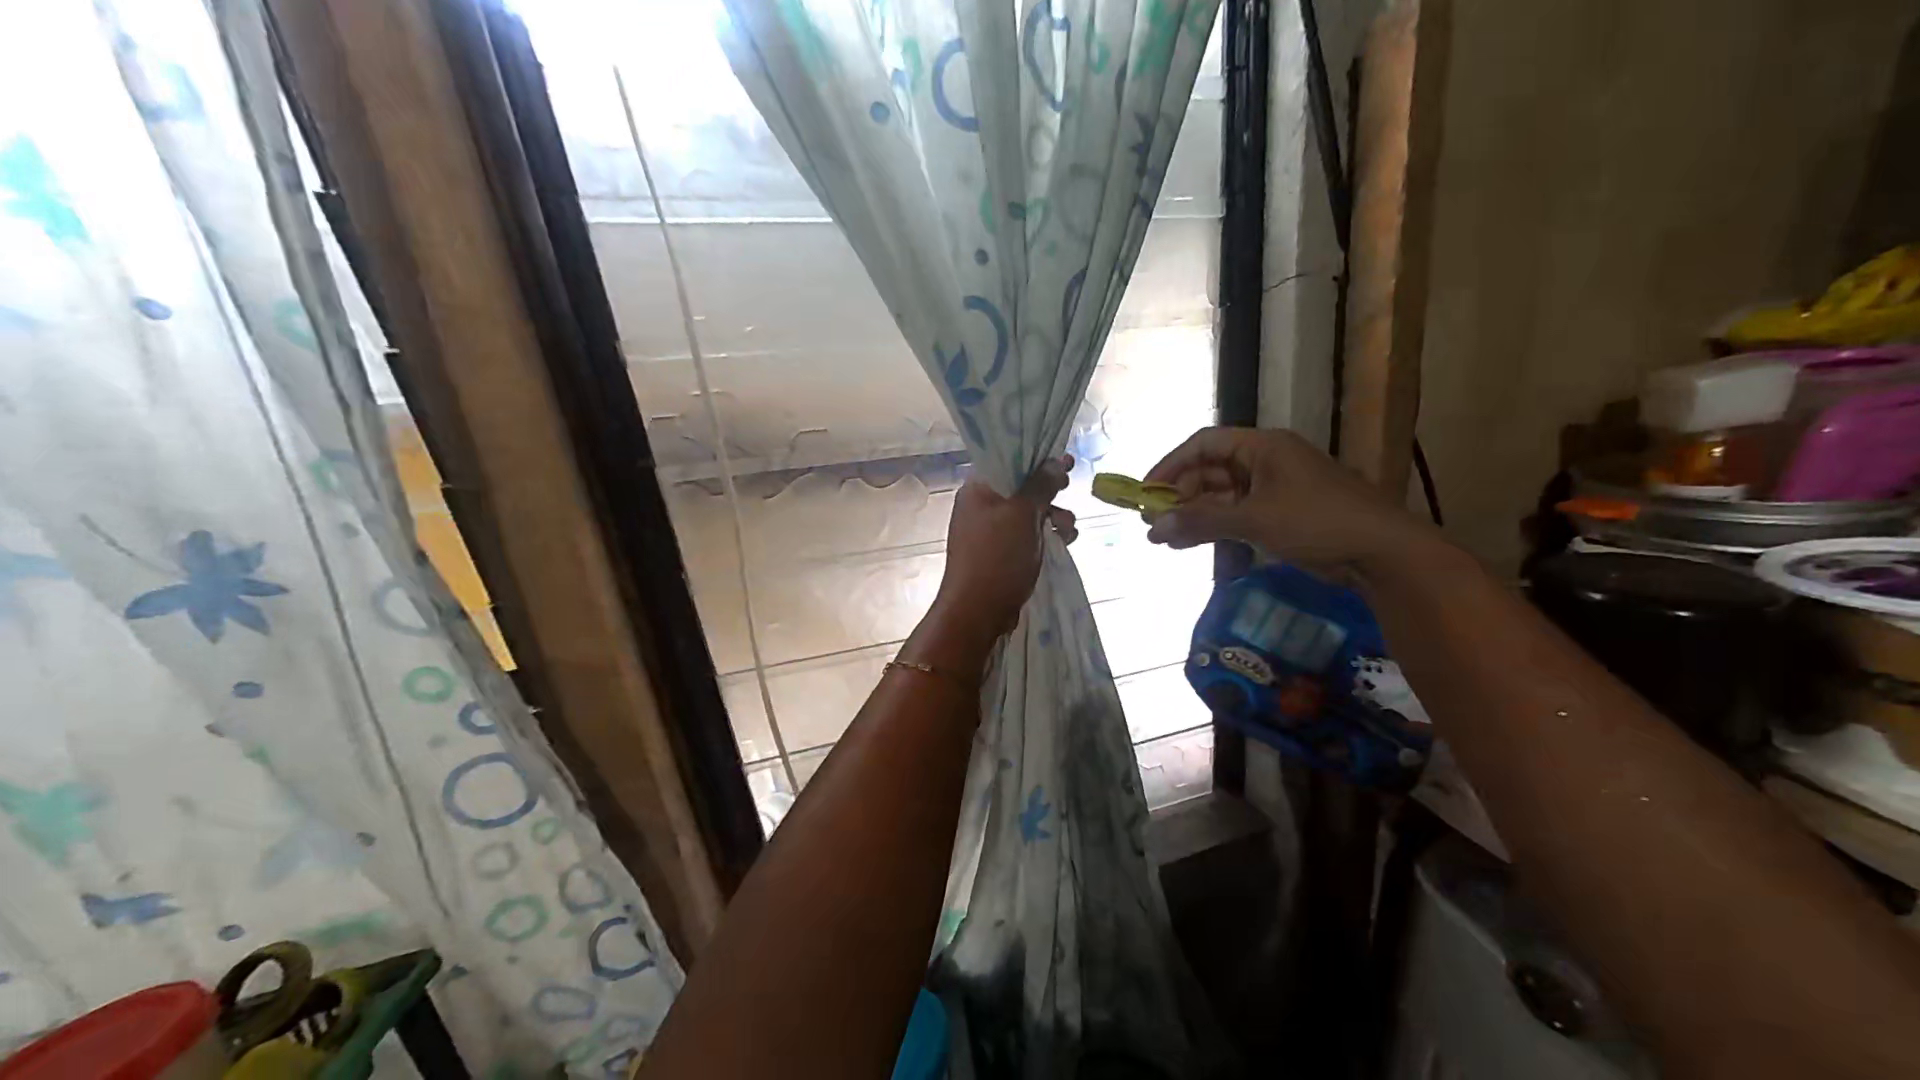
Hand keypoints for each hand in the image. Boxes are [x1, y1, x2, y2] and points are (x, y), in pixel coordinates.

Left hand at [931, 456, 1077, 641]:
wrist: (978, 611)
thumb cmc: (998, 556)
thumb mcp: (1023, 514)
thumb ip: (1041, 485)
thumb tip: (1055, 462)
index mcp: (978, 489)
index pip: (1008, 459)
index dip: (1037, 457)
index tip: (1064, 459)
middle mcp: (981, 506)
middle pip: (1021, 486)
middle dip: (1049, 489)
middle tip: (1069, 487)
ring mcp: (990, 531)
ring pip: (1028, 512)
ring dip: (1053, 515)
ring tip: (1068, 527)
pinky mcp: (1001, 553)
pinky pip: (1027, 535)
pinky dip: (1046, 535)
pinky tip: (1064, 541)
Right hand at [1143, 427, 1433, 572]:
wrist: (1382, 552)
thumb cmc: (1317, 521)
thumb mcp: (1254, 519)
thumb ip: (1201, 522)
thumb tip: (1153, 529)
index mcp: (1262, 446)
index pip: (1204, 444)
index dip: (1171, 464)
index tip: (1147, 491)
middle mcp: (1266, 462)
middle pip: (1210, 471)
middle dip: (1180, 497)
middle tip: (1154, 524)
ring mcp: (1274, 490)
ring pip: (1221, 497)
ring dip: (1193, 516)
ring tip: (1165, 540)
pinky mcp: (1281, 516)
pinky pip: (1237, 516)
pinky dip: (1214, 529)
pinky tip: (1192, 545)